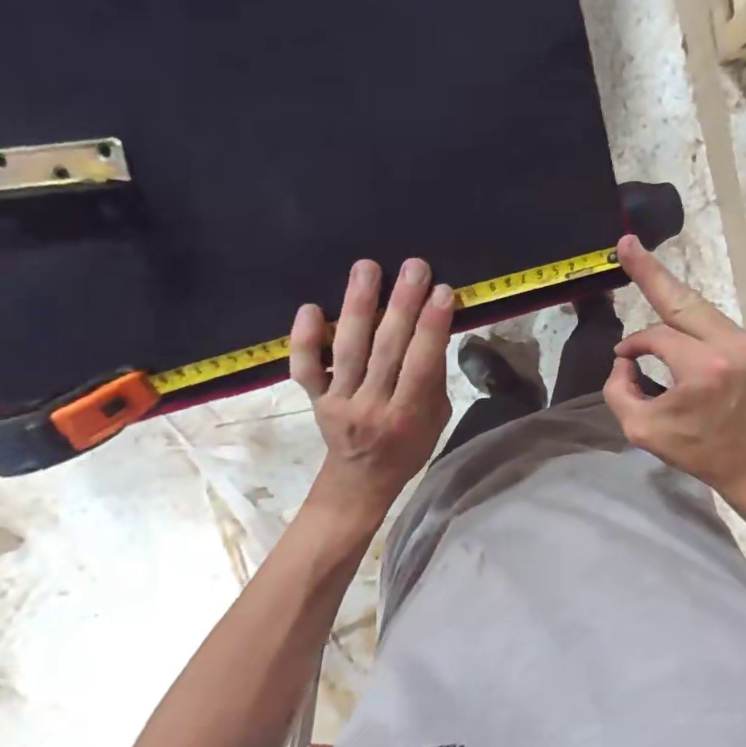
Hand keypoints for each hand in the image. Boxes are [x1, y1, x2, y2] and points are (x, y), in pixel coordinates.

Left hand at [290, 258, 456, 522]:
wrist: (359, 480)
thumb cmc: (408, 446)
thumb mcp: (436, 419)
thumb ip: (433, 377)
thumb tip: (435, 325)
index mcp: (407, 416)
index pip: (421, 365)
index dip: (432, 328)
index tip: (441, 291)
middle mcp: (371, 407)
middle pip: (386, 350)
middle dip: (402, 305)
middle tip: (414, 266)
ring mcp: (338, 401)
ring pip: (348, 349)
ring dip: (358, 306)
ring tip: (366, 269)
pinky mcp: (314, 398)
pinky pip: (305, 368)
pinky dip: (304, 339)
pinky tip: (310, 307)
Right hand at [602, 235, 745, 517]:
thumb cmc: (699, 452)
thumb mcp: (642, 430)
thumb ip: (620, 390)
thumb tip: (625, 359)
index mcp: (705, 369)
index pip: (656, 337)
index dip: (634, 345)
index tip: (624, 360)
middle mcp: (733, 347)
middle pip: (683, 300)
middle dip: (651, 271)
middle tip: (627, 243)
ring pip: (700, 309)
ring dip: (670, 298)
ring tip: (643, 265)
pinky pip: (714, 324)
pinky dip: (689, 320)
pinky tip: (675, 317)